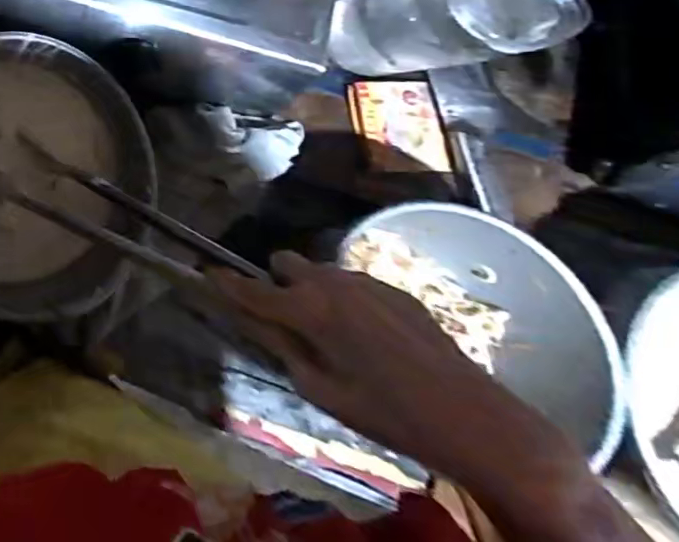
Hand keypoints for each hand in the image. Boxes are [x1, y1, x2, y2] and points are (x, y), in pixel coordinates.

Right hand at [212, 251, 578, 492]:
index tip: (207, 274)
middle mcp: (330, 283)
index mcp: (308, 311)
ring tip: (333, 333)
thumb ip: (283, 349)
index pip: (253, 292)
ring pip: (319, 271)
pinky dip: (344, 299)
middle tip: (288, 321)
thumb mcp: (322, 391)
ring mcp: (364, 280)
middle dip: (277, 284)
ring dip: (312, 290)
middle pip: (285, 263)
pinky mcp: (391, 287)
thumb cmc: (387, 413)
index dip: (226, 284)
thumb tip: (258, 323)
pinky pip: (351, 282)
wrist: (470, 415)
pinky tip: (370, 338)